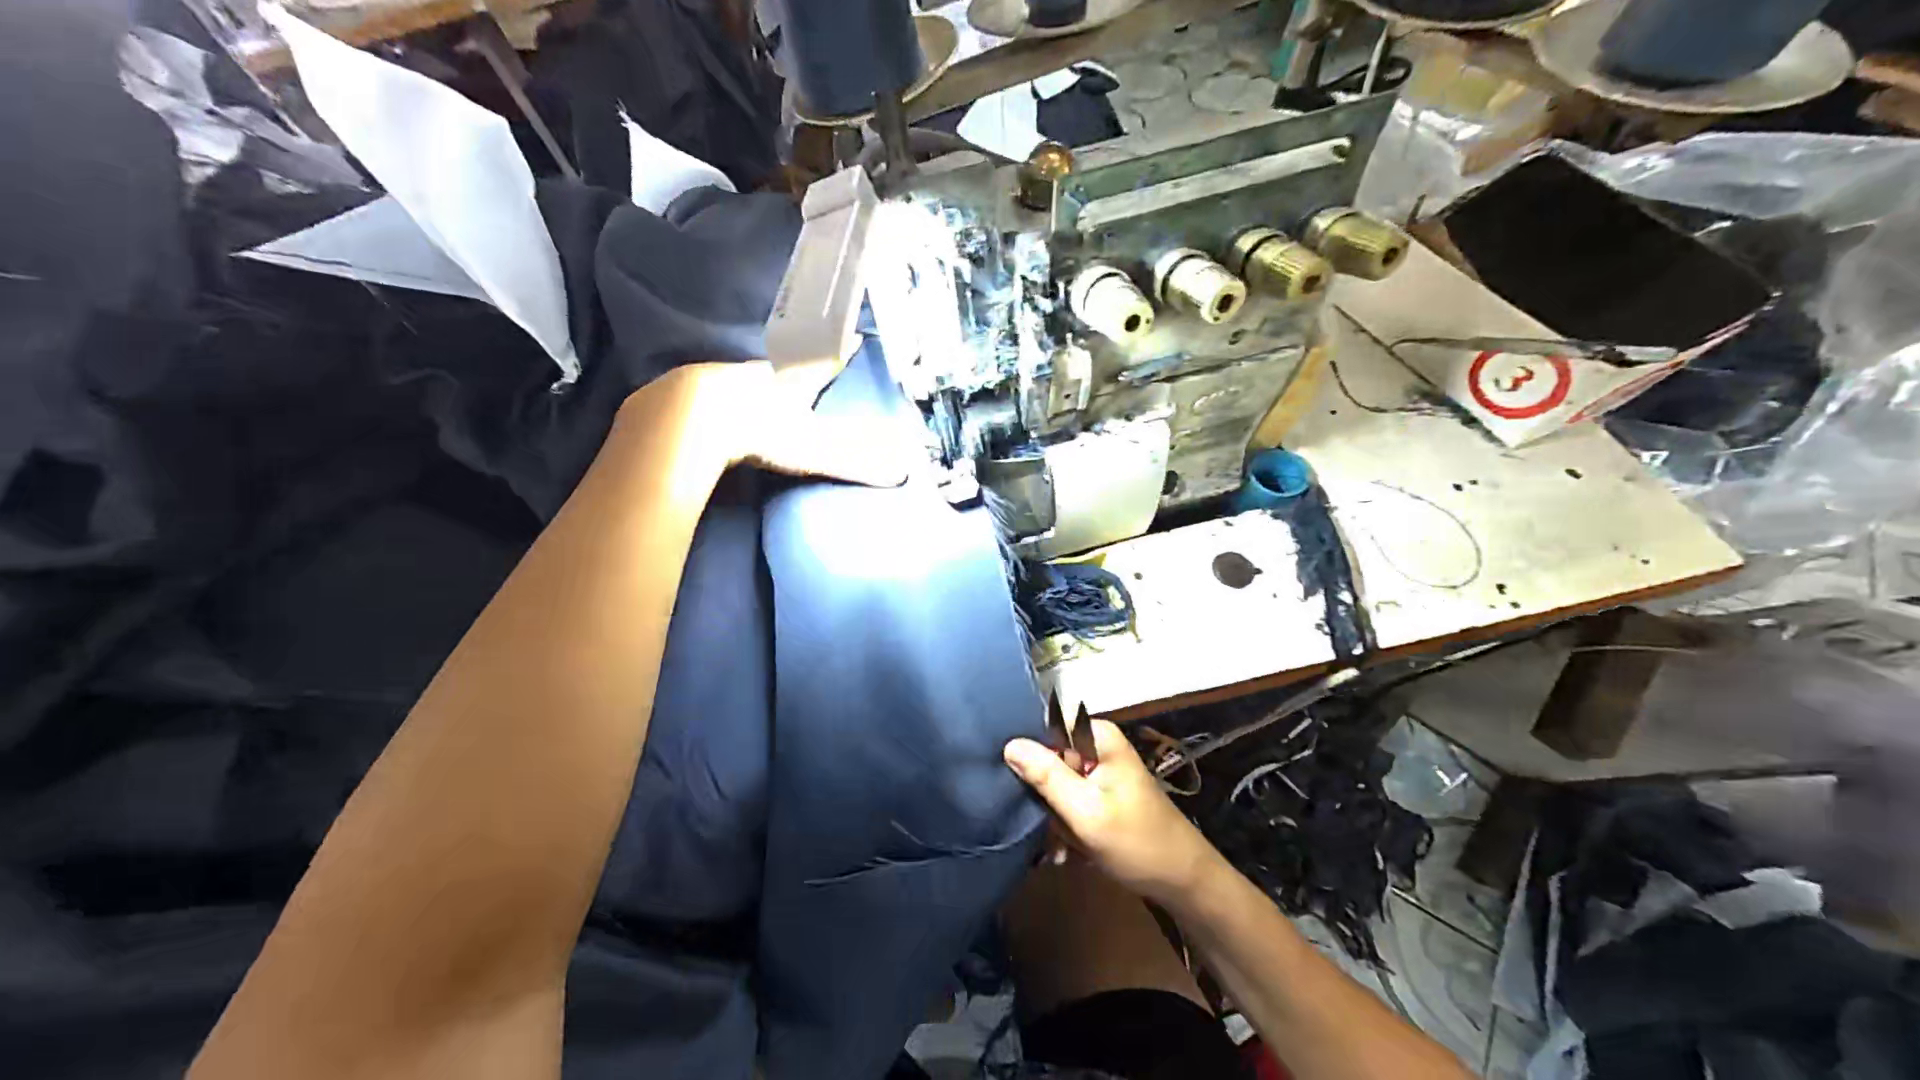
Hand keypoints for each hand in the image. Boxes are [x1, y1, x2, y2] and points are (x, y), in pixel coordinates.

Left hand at [619, 361, 905, 487]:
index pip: (824, 366)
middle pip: (782, 367)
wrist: (691, 418)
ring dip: (753, 381)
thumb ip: (854, 462)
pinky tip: (710, 408)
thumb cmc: (759, 430)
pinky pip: (709, 391)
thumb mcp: (812, 450)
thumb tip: (902, 471)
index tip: (854, 338)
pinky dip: (715, 397)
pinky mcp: (687, 392)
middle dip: (794, 367)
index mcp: (791, 384)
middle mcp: (760, 374)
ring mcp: (721, 379)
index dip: (841, 355)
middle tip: (801, 366)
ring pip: (744, 376)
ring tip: (757, 390)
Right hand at [1004, 720, 1224, 905]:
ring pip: (1053, 784)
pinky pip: (1067, 799)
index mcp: (1098, 737)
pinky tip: (1069, 850)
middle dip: (1044, 795)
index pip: (1045, 728)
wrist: (1182, 882)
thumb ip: (1046, 776)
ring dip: (1054, 817)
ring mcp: (1098, 770)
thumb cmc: (1137, 843)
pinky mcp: (1098, 793)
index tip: (1022, 786)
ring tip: (1064, 844)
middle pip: (1048, 757)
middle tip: (1052, 826)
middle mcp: (1097, 745)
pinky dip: (1065, 825)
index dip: (1029, 755)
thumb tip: (1010, 744)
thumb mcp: (1085, 811)